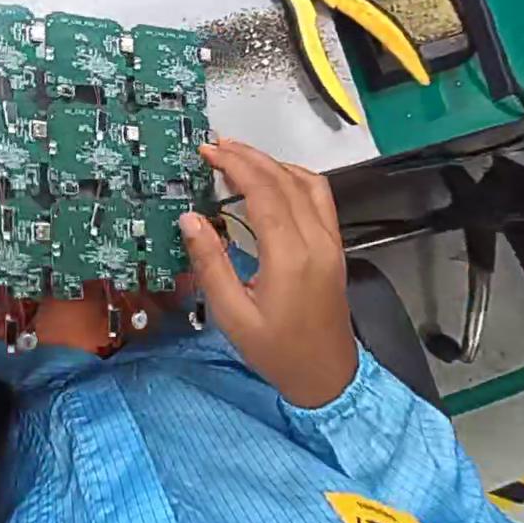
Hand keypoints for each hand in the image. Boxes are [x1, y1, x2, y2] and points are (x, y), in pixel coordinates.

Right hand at [178, 140, 357, 406]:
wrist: (326, 376)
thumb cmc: (277, 351)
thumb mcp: (232, 314)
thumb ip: (210, 264)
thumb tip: (190, 219)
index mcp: (290, 256)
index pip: (264, 192)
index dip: (235, 166)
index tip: (209, 152)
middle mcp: (316, 240)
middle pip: (285, 180)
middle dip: (249, 157)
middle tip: (216, 147)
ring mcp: (330, 241)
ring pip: (307, 183)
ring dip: (273, 163)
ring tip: (239, 157)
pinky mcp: (334, 246)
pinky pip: (319, 197)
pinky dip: (294, 178)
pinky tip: (273, 179)